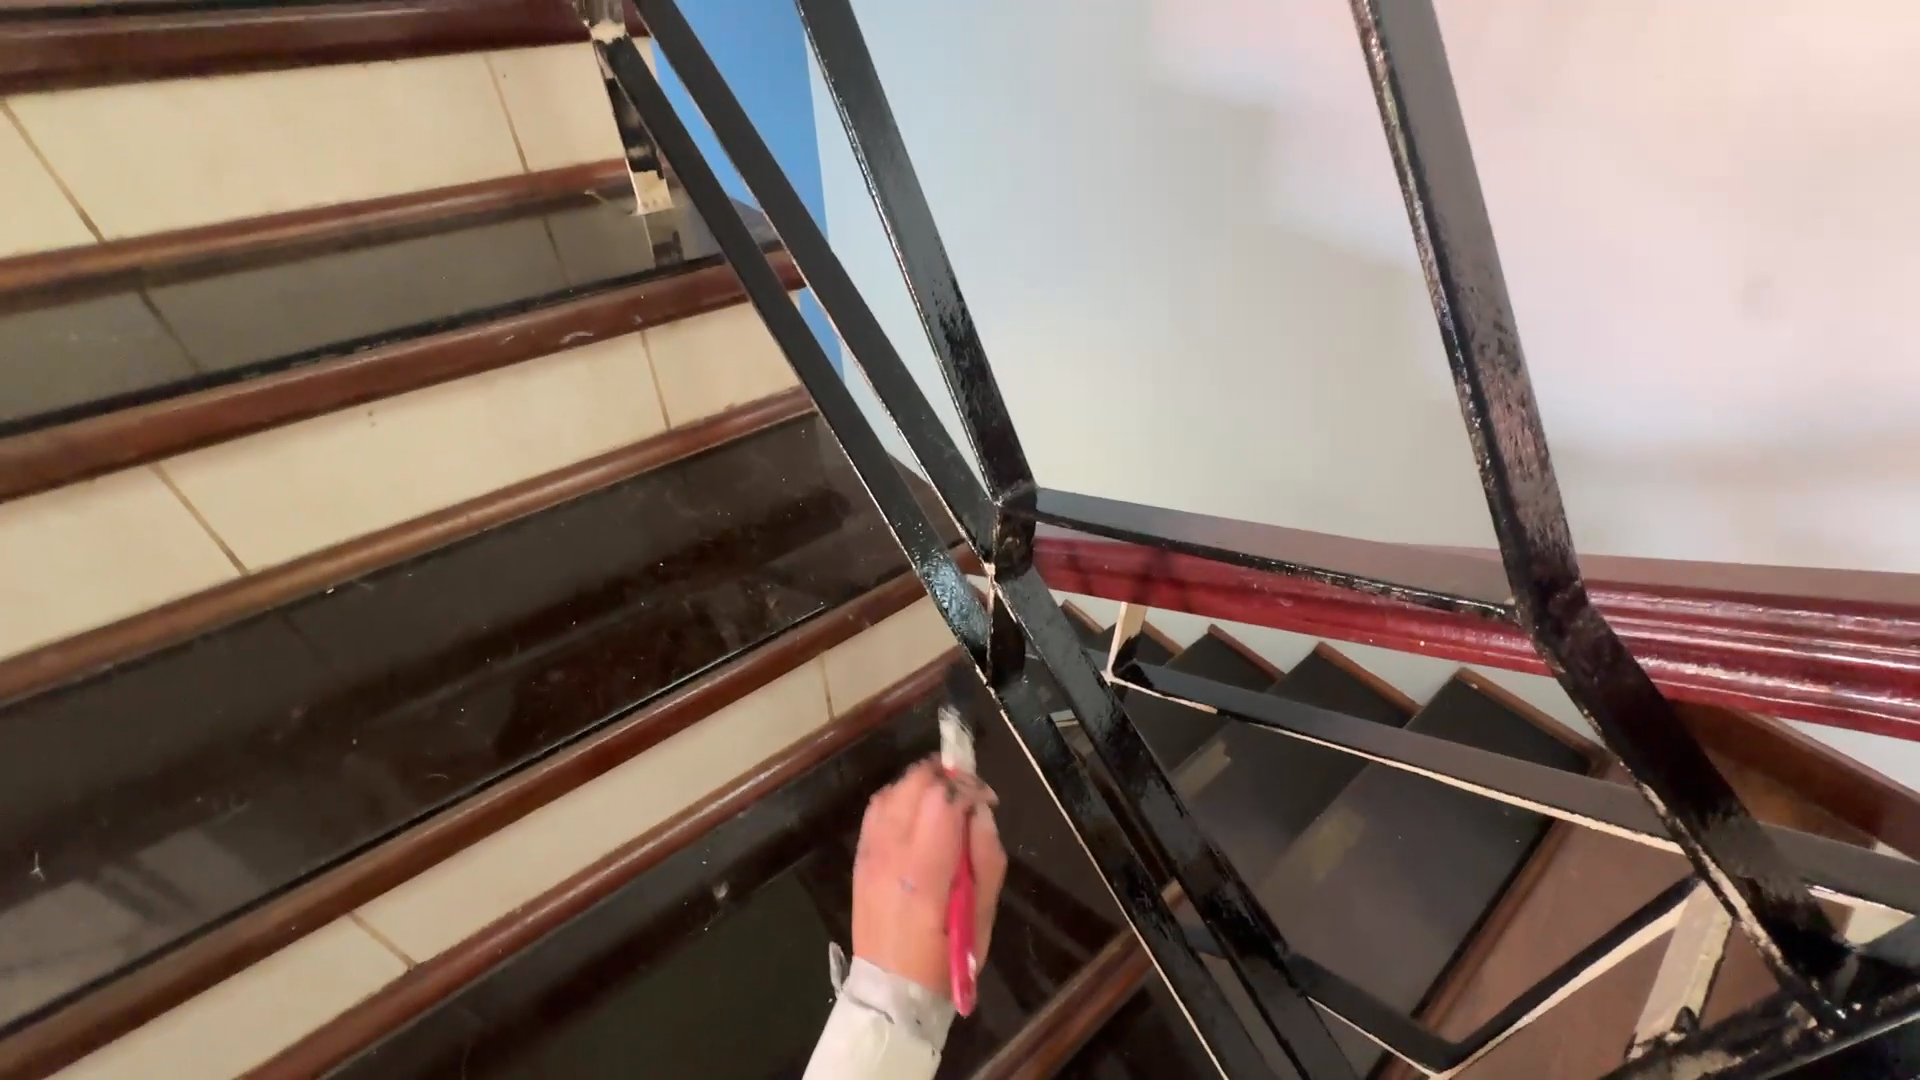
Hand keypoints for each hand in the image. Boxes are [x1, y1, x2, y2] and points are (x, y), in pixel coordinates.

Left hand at [851, 758, 1006, 997]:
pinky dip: (900, 797)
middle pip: (914, 783)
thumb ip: (986, 857)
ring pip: (893, 789)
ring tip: (945, 799)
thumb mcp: (983, 916)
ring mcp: (869, 853)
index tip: (988, 800)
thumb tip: (981, 812)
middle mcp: (889, 852)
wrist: (891, 993)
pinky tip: (917, 811)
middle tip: (968, 793)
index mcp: (923, 871)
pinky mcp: (860, 857)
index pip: (942, 799)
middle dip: (946, 776)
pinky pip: (877, 808)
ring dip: (922, 784)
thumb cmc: (946, 960)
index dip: (969, 788)